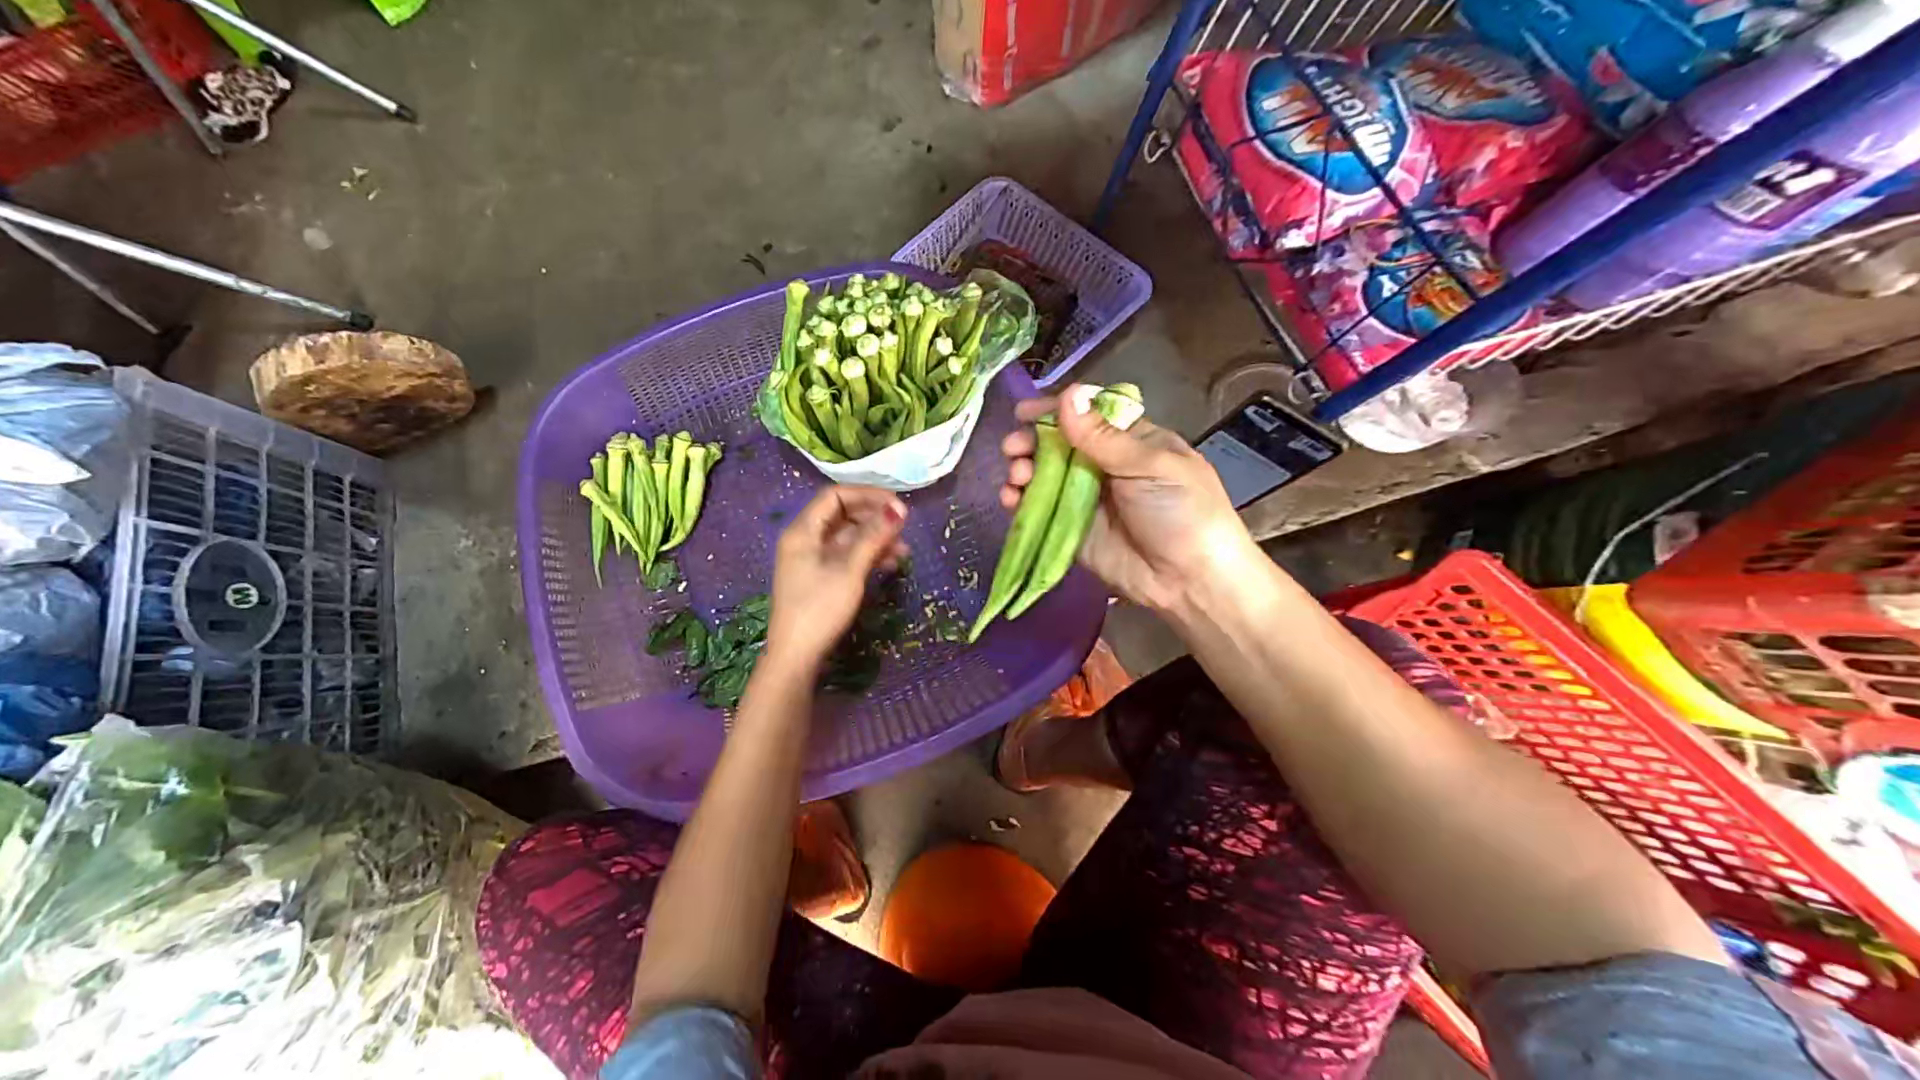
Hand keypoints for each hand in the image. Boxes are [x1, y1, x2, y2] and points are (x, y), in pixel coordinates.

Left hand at [768, 485, 908, 670]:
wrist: (796, 656)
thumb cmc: (820, 609)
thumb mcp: (850, 570)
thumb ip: (874, 537)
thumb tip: (899, 508)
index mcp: (803, 531)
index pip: (836, 496)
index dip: (868, 496)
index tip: (898, 507)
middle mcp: (804, 539)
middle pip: (843, 515)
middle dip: (875, 519)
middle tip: (904, 529)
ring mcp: (811, 560)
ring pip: (847, 537)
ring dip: (875, 540)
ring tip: (903, 553)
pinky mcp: (819, 578)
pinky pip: (845, 556)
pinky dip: (867, 556)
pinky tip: (888, 566)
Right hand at [999, 385, 1268, 615]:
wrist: (1190, 580)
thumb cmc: (1182, 511)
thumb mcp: (1149, 465)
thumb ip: (1102, 436)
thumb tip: (1068, 394)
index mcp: (1130, 441)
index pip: (1086, 415)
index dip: (1054, 410)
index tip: (1023, 412)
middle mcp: (1103, 465)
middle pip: (1057, 443)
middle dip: (1031, 441)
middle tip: (1012, 448)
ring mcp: (1084, 499)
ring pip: (1043, 475)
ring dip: (1022, 469)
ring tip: (1016, 475)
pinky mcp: (1070, 530)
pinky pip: (1039, 510)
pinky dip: (1020, 501)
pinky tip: (1010, 498)